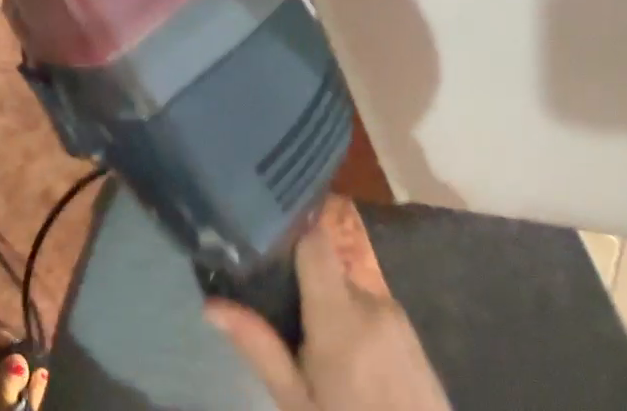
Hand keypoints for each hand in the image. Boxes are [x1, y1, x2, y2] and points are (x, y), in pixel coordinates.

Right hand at [206, 220, 450, 410]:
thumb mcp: (296, 401)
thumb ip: (258, 347)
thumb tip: (211, 306)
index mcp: (341, 317)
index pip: (314, 243)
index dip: (288, 232)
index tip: (260, 237)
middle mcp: (373, 305)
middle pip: (324, 270)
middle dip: (301, 288)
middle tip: (279, 321)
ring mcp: (399, 321)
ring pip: (346, 292)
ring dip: (327, 309)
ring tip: (312, 352)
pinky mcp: (415, 337)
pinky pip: (370, 311)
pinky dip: (352, 325)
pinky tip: (348, 364)